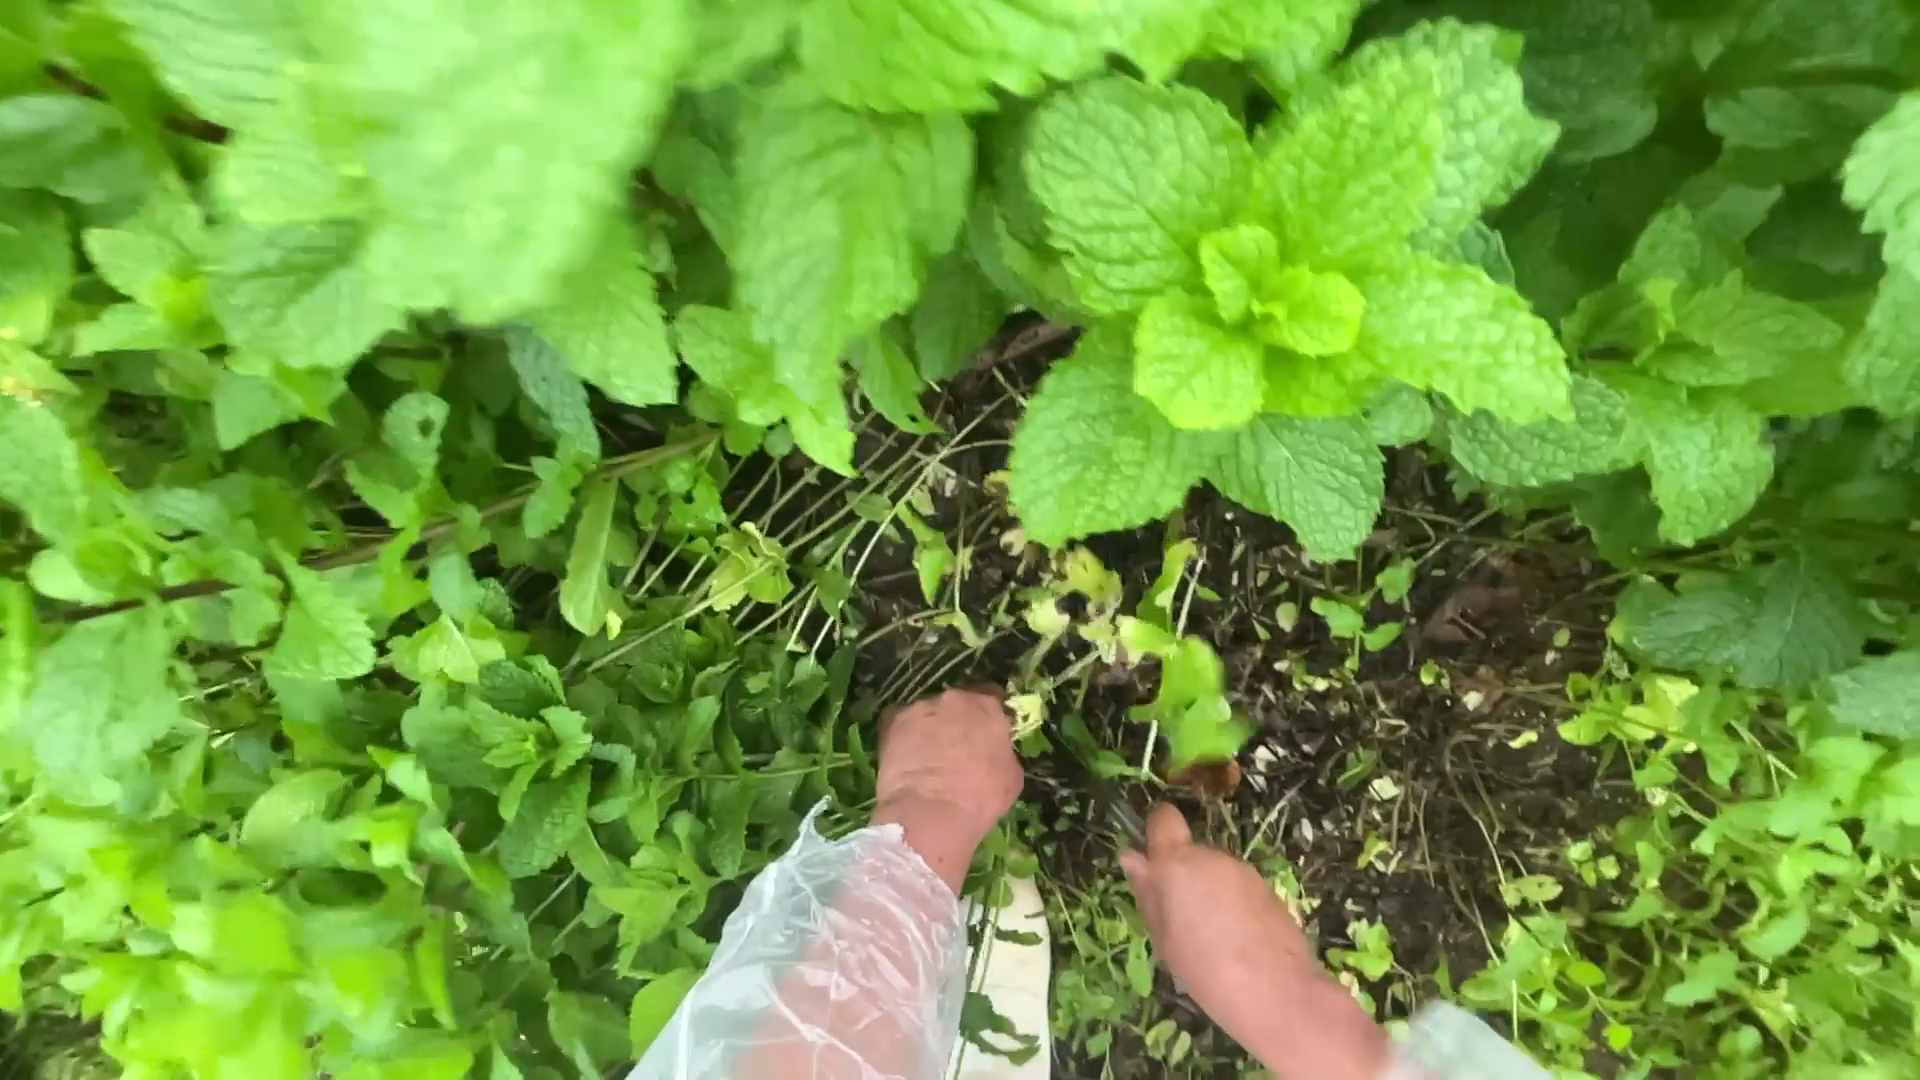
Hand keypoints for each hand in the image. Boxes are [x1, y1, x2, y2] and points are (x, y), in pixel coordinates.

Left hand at [871, 688, 1021, 892]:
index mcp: (986, 705)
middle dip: (957, 719)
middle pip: (956, 702)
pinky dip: (904, 735)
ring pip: (927, 712)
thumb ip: (1003, 751)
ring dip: (930, 727)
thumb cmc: (980, 798)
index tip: (987, 730)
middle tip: (956, 746)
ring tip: (927, 755)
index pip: (991, 696)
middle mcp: (953, 697)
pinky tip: (905, 756)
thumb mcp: (1011, 776)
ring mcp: (920, 707)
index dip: (989, 714)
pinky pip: (900, 723)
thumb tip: (994, 750)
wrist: (931, 813)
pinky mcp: (891, 721)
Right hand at [1121, 804, 1389, 1079]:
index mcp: (1176, 864)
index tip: (1156, 866)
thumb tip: (1132, 857)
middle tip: (1184, 923)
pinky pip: (1237, 888)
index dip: (1157, 834)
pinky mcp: (1268, 888)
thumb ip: (1148, 894)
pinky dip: (1234, 906)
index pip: (1163, 818)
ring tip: (1216, 938)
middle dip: (1184, 878)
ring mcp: (1242, 870)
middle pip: (1189, 854)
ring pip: (1214, 872)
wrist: (1281, 996)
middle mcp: (1210, 856)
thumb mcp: (1164, 939)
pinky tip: (1240, 942)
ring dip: (1210, 893)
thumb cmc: (1207, 972)